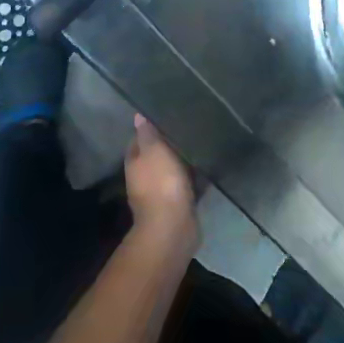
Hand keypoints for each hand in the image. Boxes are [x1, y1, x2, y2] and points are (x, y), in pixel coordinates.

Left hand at [124, 114, 197, 253]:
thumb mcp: (154, 150)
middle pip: (157, 154)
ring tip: (202, 142)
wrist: (173, 227)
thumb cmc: (161, 183)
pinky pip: (187, 184)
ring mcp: (161, 192)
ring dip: (184, 161)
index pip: (140, 138)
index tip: (168, 115)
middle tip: (189, 127)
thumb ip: (147, 133)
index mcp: (134, 162)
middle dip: (170, 143)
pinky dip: (195, 177)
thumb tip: (138, 116)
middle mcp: (144, 176)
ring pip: (173, 169)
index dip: (151, 127)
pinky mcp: (178, 204)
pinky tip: (208, 166)